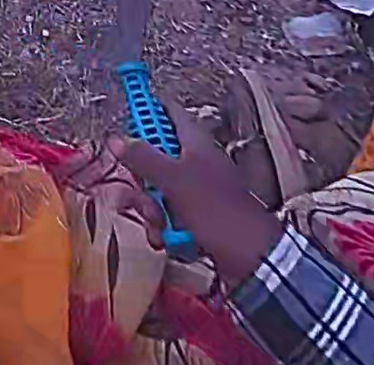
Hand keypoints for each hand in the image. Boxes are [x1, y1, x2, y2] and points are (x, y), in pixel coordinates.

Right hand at [108, 101, 282, 284]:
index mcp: (194, 142)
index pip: (167, 110)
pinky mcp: (199, 218)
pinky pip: (169, 213)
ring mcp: (197, 191)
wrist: (258, 264)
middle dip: (141, 175)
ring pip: (158, 187)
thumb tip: (116, 139)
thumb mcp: (173, 180)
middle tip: (139, 187)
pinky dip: (163, 226)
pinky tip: (165, 238)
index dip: (146, 108)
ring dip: (150, 206)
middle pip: (154, 153)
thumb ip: (142, 157)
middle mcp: (195, 161)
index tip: (126, 118)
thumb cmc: (219, 212)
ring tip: (157, 223)